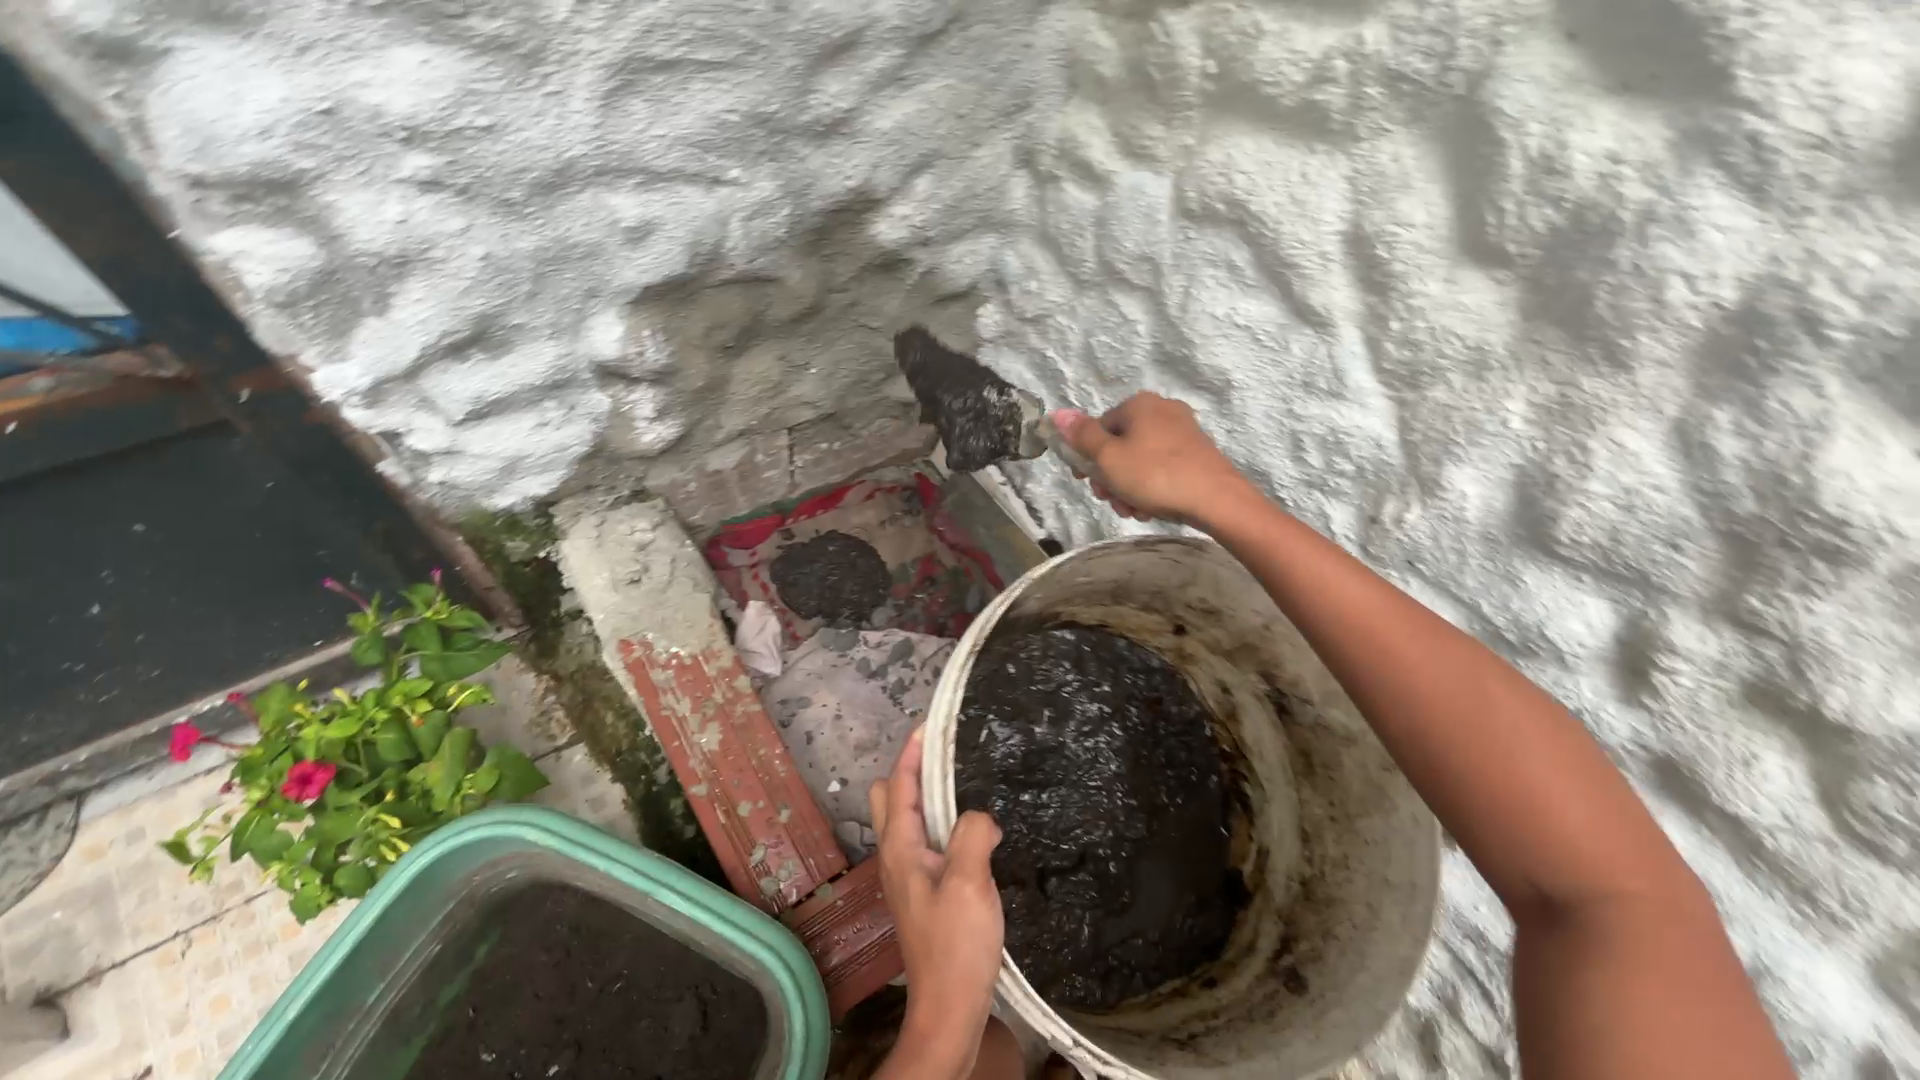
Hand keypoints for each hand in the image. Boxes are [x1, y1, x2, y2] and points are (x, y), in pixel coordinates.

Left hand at [871, 728, 1004, 1079]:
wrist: (950, 1005)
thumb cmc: (957, 945)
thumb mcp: (970, 883)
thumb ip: (973, 835)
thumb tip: (979, 816)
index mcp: (900, 848)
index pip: (899, 785)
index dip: (913, 751)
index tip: (932, 722)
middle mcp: (896, 856)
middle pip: (889, 797)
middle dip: (912, 770)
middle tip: (950, 758)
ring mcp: (908, 875)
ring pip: (908, 819)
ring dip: (929, 797)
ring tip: (966, 785)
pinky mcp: (924, 890)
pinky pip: (927, 840)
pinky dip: (942, 822)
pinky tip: (973, 830)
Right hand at [1052, 392, 1252, 524]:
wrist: (1216, 499)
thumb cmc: (1154, 475)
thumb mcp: (1108, 458)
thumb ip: (1081, 436)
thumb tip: (1057, 413)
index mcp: (1138, 404)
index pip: (1098, 428)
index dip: (1087, 458)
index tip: (1085, 484)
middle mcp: (1162, 409)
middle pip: (1119, 444)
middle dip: (1110, 477)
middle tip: (1111, 501)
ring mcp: (1183, 431)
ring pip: (1139, 460)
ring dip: (1128, 487)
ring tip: (1133, 510)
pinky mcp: (1197, 452)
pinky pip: (1161, 467)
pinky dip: (1151, 486)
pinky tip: (1151, 508)